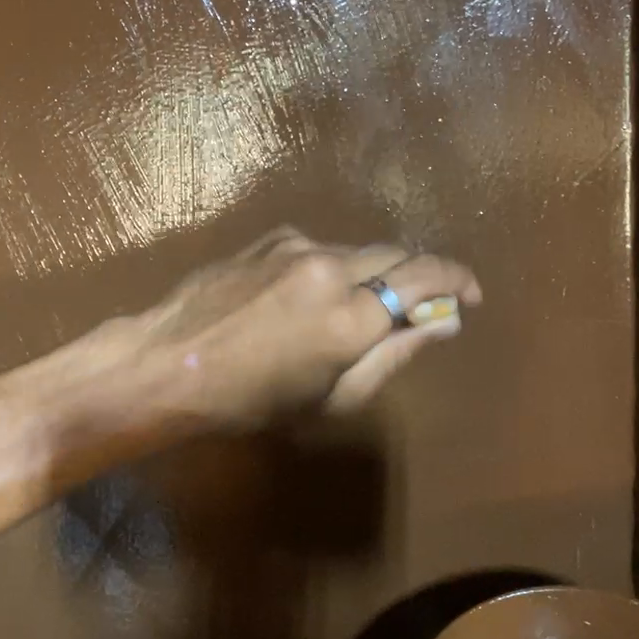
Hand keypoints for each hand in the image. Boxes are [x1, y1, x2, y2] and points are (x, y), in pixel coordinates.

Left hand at [127, 227, 483, 424]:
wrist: (169, 362)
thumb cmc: (252, 401)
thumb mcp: (331, 397)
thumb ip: (393, 355)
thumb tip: (442, 322)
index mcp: (350, 318)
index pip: (424, 279)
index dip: (456, 281)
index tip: (469, 295)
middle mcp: (332, 268)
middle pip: (397, 255)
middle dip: (417, 276)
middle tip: (417, 308)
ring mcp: (299, 246)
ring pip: (357, 252)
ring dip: (370, 275)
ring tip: (350, 312)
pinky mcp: (273, 238)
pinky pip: (321, 249)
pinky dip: (331, 269)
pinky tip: (305, 298)